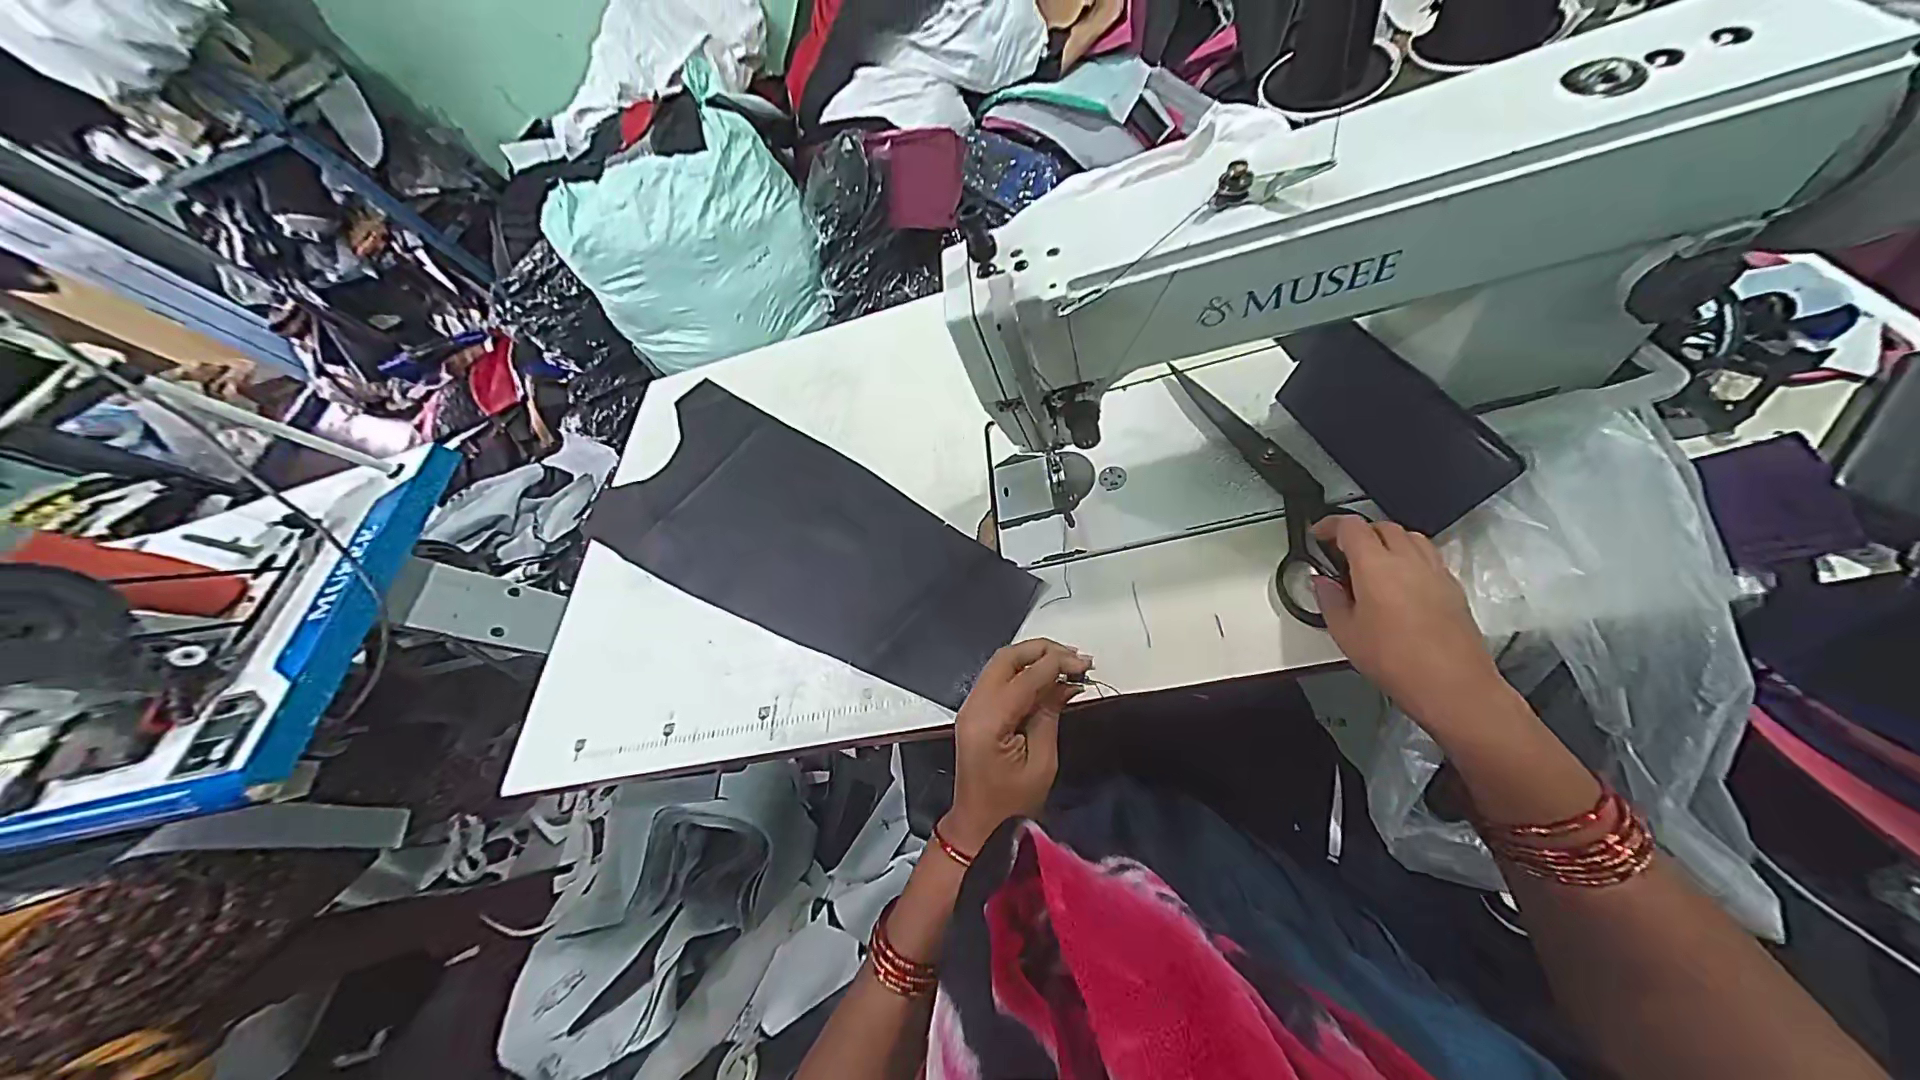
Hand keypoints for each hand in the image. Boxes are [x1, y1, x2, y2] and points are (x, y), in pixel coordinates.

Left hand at [943, 639, 1090, 852]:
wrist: (977, 827)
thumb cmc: (1010, 806)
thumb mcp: (1042, 762)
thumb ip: (1050, 714)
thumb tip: (1066, 682)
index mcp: (989, 721)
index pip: (1025, 676)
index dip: (1057, 663)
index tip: (1084, 663)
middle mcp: (974, 706)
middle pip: (1007, 658)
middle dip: (1043, 650)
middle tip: (1076, 658)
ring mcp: (971, 707)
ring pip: (1002, 663)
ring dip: (1034, 657)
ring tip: (1067, 663)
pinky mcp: (975, 711)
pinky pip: (999, 678)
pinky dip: (1024, 671)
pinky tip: (1048, 677)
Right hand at [1309, 516, 1503, 726]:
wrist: (1451, 684)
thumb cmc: (1396, 659)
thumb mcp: (1344, 632)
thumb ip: (1329, 599)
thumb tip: (1323, 583)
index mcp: (1375, 566)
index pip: (1351, 526)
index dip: (1331, 525)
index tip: (1320, 535)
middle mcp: (1408, 561)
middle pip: (1382, 526)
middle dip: (1359, 533)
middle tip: (1342, 551)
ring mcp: (1435, 572)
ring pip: (1410, 537)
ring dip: (1387, 541)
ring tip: (1372, 562)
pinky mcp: (1452, 587)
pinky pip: (1429, 557)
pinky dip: (1410, 558)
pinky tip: (1399, 581)